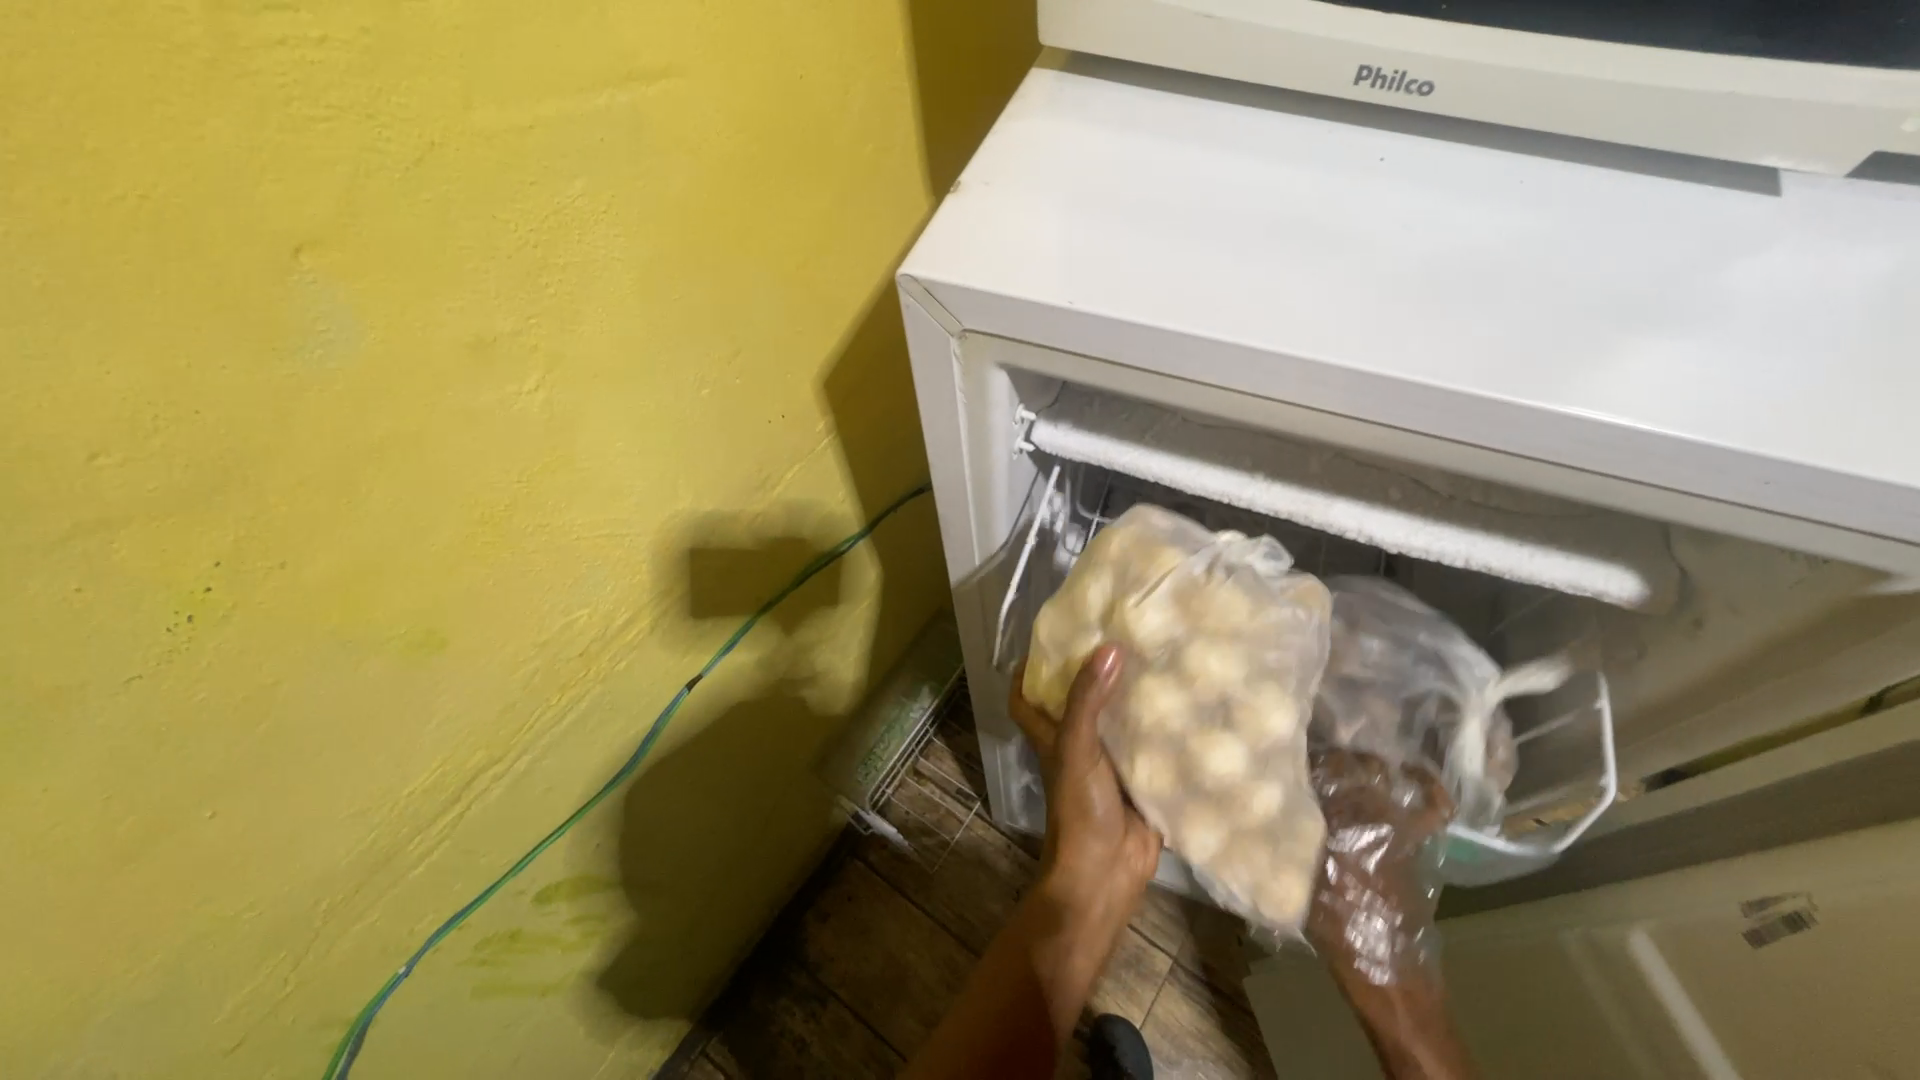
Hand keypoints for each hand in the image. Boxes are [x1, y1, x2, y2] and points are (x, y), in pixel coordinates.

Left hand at [1009, 647, 1162, 933]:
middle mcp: (1080, 745)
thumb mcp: (1076, 747)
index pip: (1027, 699)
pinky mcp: (1142, 780)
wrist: (1108, 873)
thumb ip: (1089, 699)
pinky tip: (1191, 703)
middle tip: (1124, 635)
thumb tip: (1108, 649)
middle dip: (1096, 674)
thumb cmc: (1079, 808)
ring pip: (1120, 721)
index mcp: (1053, 737)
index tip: (1051, 640)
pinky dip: (1166, 729)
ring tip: (1162, 657)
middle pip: (1081, 702)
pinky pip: (1153, 747)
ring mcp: (1111, 764)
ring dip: (1136, 697)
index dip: (1030, 673)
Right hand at [1306, 748, 1452, 986]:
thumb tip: (1259, 809)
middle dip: (1330, 756)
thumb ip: (1283, 836)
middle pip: (1347, 762)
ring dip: (1365, 764)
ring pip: (1382, 772)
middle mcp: (1365, 808)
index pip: (1316, 766)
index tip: (1287, 758)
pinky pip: (1432, 805)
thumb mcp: (1293, 875)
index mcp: (1332, 815)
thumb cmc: (1330, 922)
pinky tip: (1413, 772)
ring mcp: (1397, 820)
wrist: (1382, 963)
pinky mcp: (1418, 838)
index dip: (1302, 757)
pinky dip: (1427, 785)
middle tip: (1312, 762)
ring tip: (1349, 762)